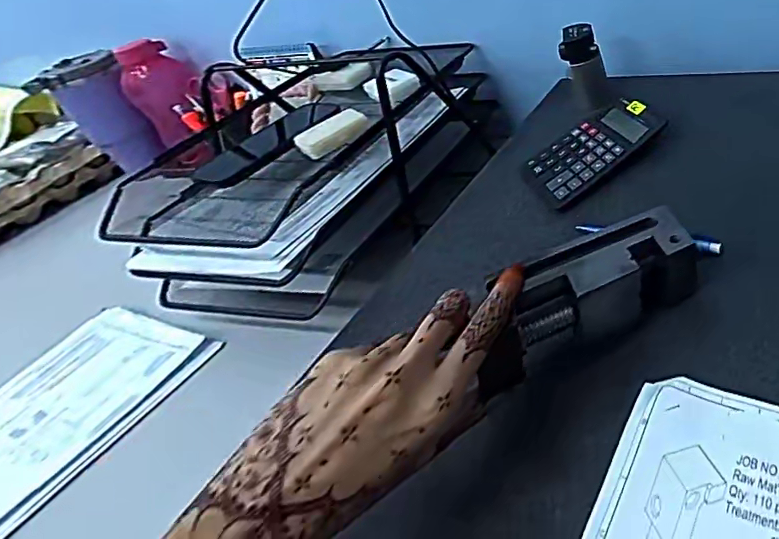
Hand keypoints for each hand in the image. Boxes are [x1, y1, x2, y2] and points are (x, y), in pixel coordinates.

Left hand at [165, 266, 522, 538]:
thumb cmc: (343, 492)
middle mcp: (405, 372)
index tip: (511, 278)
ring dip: (403, 348)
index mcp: (433, 401)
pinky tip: (348, 398)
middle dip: (454, 308)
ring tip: (379, 390)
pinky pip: (365, 349)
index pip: (481, 333)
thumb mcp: (416, 457)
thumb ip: (455, 416)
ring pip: (404, 332)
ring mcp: (369, 359)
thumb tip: (482, 392)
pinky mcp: (337, 356)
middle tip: (451, 320)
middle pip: (447, 309)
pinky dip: (364, 366)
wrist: (267, 501)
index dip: (502, 299)